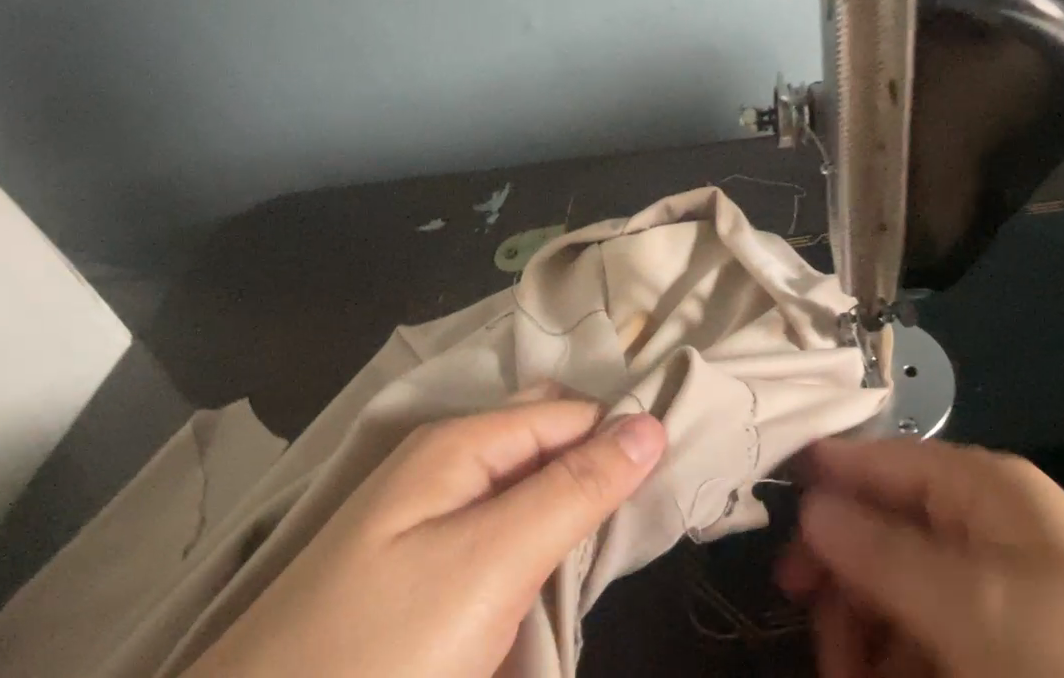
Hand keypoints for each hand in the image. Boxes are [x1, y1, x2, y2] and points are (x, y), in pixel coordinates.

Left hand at [182, 398, 666, 677]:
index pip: (575, 412)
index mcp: (459, 444)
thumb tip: (652, 422)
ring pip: (531, 490)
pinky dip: (543, 544)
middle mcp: (444, 467)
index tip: (683, 470)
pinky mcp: (423, 574)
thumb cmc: (379, 650)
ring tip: (627, 534)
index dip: (627, 437)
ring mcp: (429, 521)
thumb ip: (576, 487)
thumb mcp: (491, 561)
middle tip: (664, 500)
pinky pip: (504, 535)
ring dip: (577, 509)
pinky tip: (565, 566)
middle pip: (551, 441)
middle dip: (606, 463)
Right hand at [778, 439, 1063, 677]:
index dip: (822, 482)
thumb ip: (883, 553)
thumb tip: (810, 502)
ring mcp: (996, 579)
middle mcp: (982, 519)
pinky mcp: (1008, 633)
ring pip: (901, 588)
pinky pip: (934, 630)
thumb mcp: (972, 606)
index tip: (770, 530)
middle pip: (883, 528)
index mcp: (978, 487)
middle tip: (824, 645)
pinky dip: (905, 657)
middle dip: (844, 583)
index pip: (879, 458)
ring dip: (869, 634)